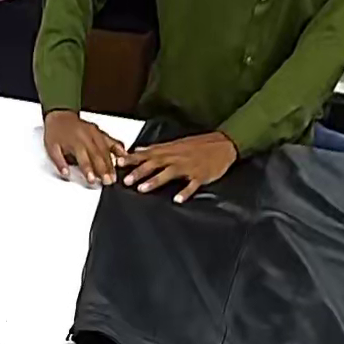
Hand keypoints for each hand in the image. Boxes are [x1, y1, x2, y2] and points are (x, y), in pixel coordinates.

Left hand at [44, 109, 127, 185]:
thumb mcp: (51, 148)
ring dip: (112, 164)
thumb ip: (59, 162)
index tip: (93, 180)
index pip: (84, 159)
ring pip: (106, 150)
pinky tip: (124, 155)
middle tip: (109, 182)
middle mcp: (87, 138)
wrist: (60, 114)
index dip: (89, 171)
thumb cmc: (56, 132)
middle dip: (104, 170)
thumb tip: (65, 173)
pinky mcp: (99, 132)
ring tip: (115, 176)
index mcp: (76, 142)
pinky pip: (111, 140)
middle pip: (98, 156)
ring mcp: (95, 134)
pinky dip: (119, 148)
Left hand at [120, 132, 237, 202]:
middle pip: (155, 163)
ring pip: (170, 172)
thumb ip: (156, 150)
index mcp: (170, 150)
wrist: (225, 144)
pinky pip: (192, 184)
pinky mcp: (201, 175)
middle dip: (139, 171)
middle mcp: (177, 157)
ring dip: (155, 180)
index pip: (147, 153)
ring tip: (142, 189)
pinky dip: (185, 192)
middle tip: (126, 180)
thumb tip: (137, 151)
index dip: (132, 158)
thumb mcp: (176, 144)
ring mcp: (189, 166)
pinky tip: (178, 199)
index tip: (118, 163)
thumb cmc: (199, 146)